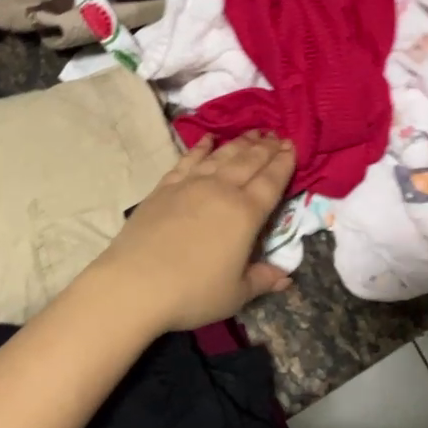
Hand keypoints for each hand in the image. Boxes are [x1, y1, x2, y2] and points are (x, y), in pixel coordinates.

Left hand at [86, 132, 295, 334]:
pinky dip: (201, 147)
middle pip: (248, 161)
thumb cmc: (192, 292)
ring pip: (222, 155)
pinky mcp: (165, 186)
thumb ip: (262, 280)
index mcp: (245, 214)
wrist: (135, 283)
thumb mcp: (235, 294)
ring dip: (240, 142)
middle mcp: (221, 190)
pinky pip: (189, 160)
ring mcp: (191, 184)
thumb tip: (286, 277)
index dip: (284, 163)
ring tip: (253, 133)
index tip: (292, 147)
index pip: (271, 181)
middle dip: (266, 147)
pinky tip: (208, 139)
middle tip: (277, 136)